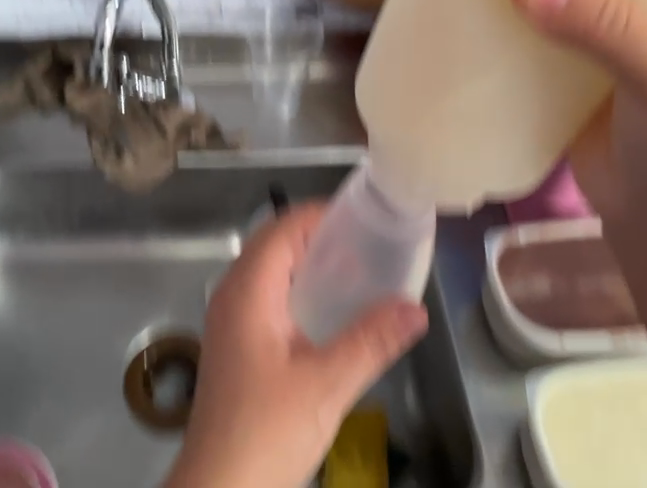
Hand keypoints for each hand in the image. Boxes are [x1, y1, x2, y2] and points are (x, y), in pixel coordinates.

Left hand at [165, 203, 427, 487]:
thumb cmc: (266, 429)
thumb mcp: (326, 384)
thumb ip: (371, 341)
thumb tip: (415, 307)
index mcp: (247, 289)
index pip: (283, 228)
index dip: (322, 216)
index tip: (366, 217)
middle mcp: (233, 295)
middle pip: (276, 245)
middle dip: (321, 238)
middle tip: (371, 243)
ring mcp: (230, 321)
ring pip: (271, 272)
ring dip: (311, 265)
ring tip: (359, 271)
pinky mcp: (236, 345)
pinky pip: (269, 297)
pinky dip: (300, 291)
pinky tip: (332, 313)